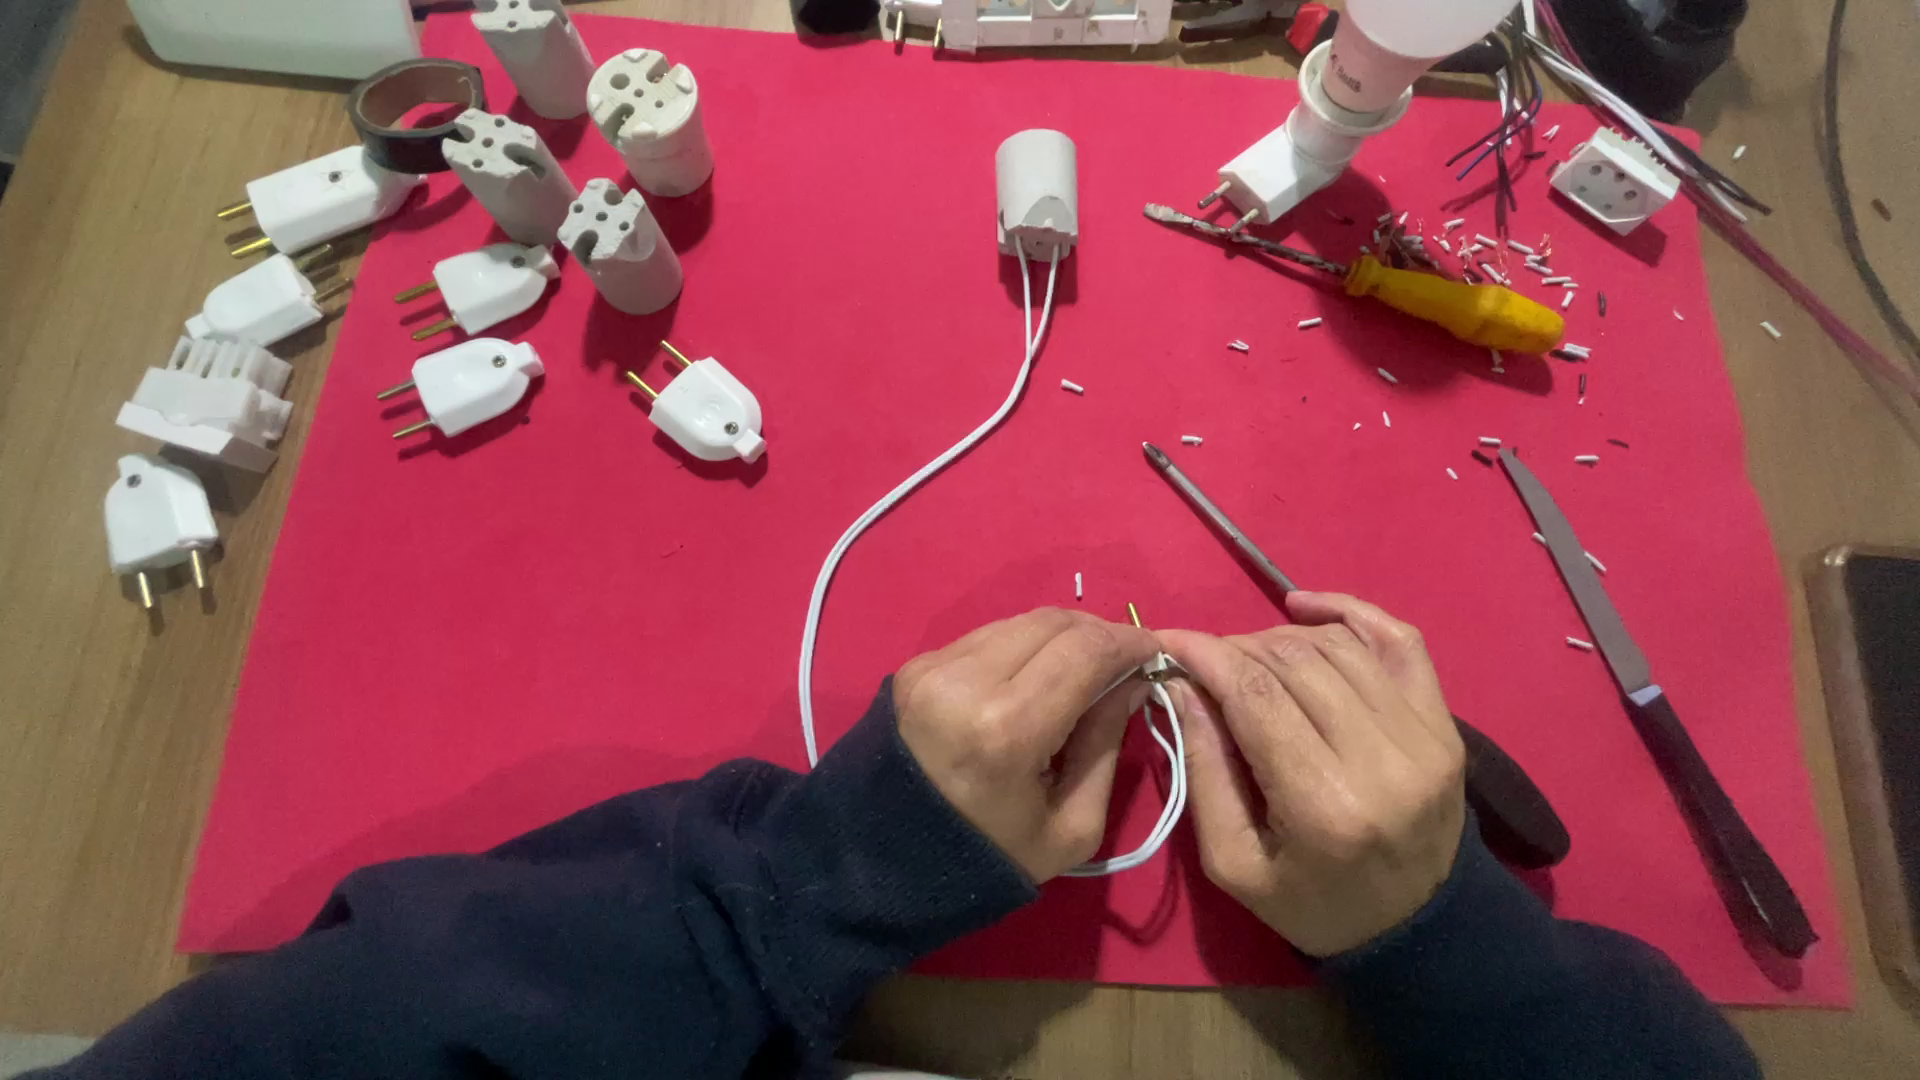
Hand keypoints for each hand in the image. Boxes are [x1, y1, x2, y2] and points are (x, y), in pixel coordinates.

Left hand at [893, 607, 1158, 882]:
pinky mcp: (916, 665)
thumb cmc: (988, 857)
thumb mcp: (1071, 827)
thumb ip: (1107, 744)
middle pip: (1053, 622)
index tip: (1154, 652)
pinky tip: (1035, 675)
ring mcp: (934, 666)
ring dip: (1061, 636)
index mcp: (1007, 728)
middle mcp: (966, 681)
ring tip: (1083, 668)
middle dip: (1099, 633)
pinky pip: (987, 636)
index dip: (1129, 642)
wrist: (884, 860)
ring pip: (1019, 621)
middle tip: (1124, 659)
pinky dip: (1023, 646)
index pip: (1085, 651)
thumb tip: (1130, 681)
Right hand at [1158, 592, 1466, 956]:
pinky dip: (1348, 611)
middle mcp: (1383, 761)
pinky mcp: (1445, 725)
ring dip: (1277, 637)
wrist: (1416, 931)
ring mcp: (1425, 737)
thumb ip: (1202, 768)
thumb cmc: (1309, 902)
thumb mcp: (1232, 859)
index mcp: (1324, 806)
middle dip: (1232, 648)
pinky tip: (1304, 608)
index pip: (1253, 693)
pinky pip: (1398, 640)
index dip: (1203, 654)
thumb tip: (1179, 682)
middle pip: (1291, 660)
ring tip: (1248, 659)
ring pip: (1334, 645)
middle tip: (1203, 665)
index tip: (1166, 641)